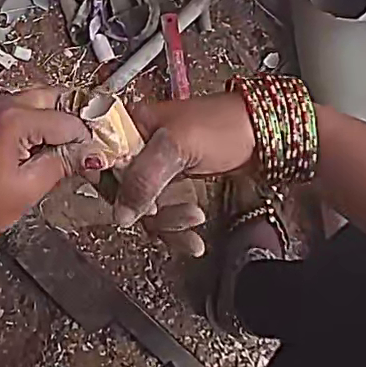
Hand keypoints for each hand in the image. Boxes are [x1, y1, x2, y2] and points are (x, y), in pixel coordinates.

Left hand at [0, 88, 89, 236]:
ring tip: (72, 147)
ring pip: (40, 99)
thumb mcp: (29, 187)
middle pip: (55, 98)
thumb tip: (92, 154)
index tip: (98, 155)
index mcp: (13, 120)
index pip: (66, 120)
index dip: (86, 139)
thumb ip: (63, 163)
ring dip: (59, 117)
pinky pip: (24, 107)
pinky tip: (49, 143)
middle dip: (75, 118)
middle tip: (90, 144)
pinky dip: (41, 120)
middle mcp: (3, 105)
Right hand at [114, 95, 256, 227]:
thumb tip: (121, 215)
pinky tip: (192, 241)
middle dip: (147, 211)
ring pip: (144, 208)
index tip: (128, 206)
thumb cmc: (221, 125)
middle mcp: (137, 148)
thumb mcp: (177, 147)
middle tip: (165, 214)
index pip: (100, 163)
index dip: (111, 189)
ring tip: (194, 221)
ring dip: (168, 223)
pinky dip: (176, 230)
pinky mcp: (174, 185)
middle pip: (122, 192)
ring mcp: (157, 168)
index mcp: (130, 127)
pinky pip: (164, 214)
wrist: (265, 132)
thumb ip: (143, 178)